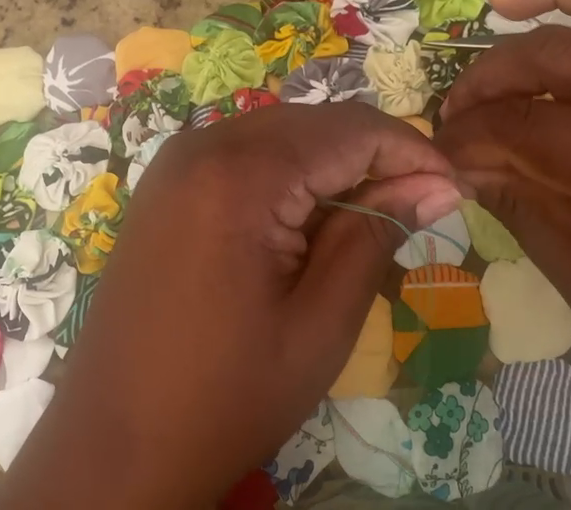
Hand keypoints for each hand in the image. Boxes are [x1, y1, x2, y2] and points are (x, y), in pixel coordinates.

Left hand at [0, 103, 458, 509]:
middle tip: (421, 205)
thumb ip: (375, 235)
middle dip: (373, 154)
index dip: (410, 151)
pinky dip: (288, 172)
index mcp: (241, 174)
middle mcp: (202, 146)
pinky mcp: (164, 186)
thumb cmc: (226, 396)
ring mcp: (175, 163)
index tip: (456, 186)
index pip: (349, 130)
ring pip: (279, 133)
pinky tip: (310, 217)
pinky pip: (243, 154)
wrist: (114, 447)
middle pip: (313, 123)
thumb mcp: (321, 323)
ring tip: (373, 215)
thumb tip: (436, 184)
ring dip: (332, 162)